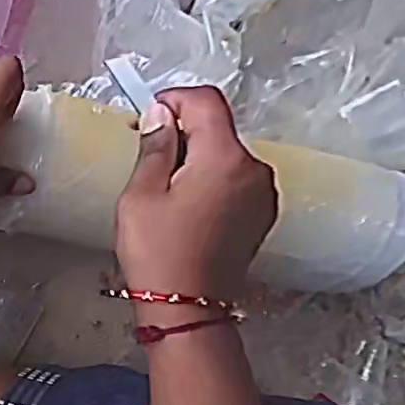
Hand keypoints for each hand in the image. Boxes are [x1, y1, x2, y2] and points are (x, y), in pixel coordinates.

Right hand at [113, 87, 277, 304]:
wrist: (186, 305)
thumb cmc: (156, 251)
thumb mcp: (141, 196)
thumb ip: (155, 148)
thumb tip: (161, 113)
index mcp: (224, 158)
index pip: (206, 102)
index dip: (174, 99)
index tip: (146, 114)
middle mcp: (255, 168)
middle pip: (218, 130)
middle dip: (182, 132)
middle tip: (145, 155)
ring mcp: (263, 193)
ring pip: (226, 156)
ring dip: (195, 159)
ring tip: (163, 189)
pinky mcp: (261, 214)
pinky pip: (234, 181)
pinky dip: (209, 180)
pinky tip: (184, 207)